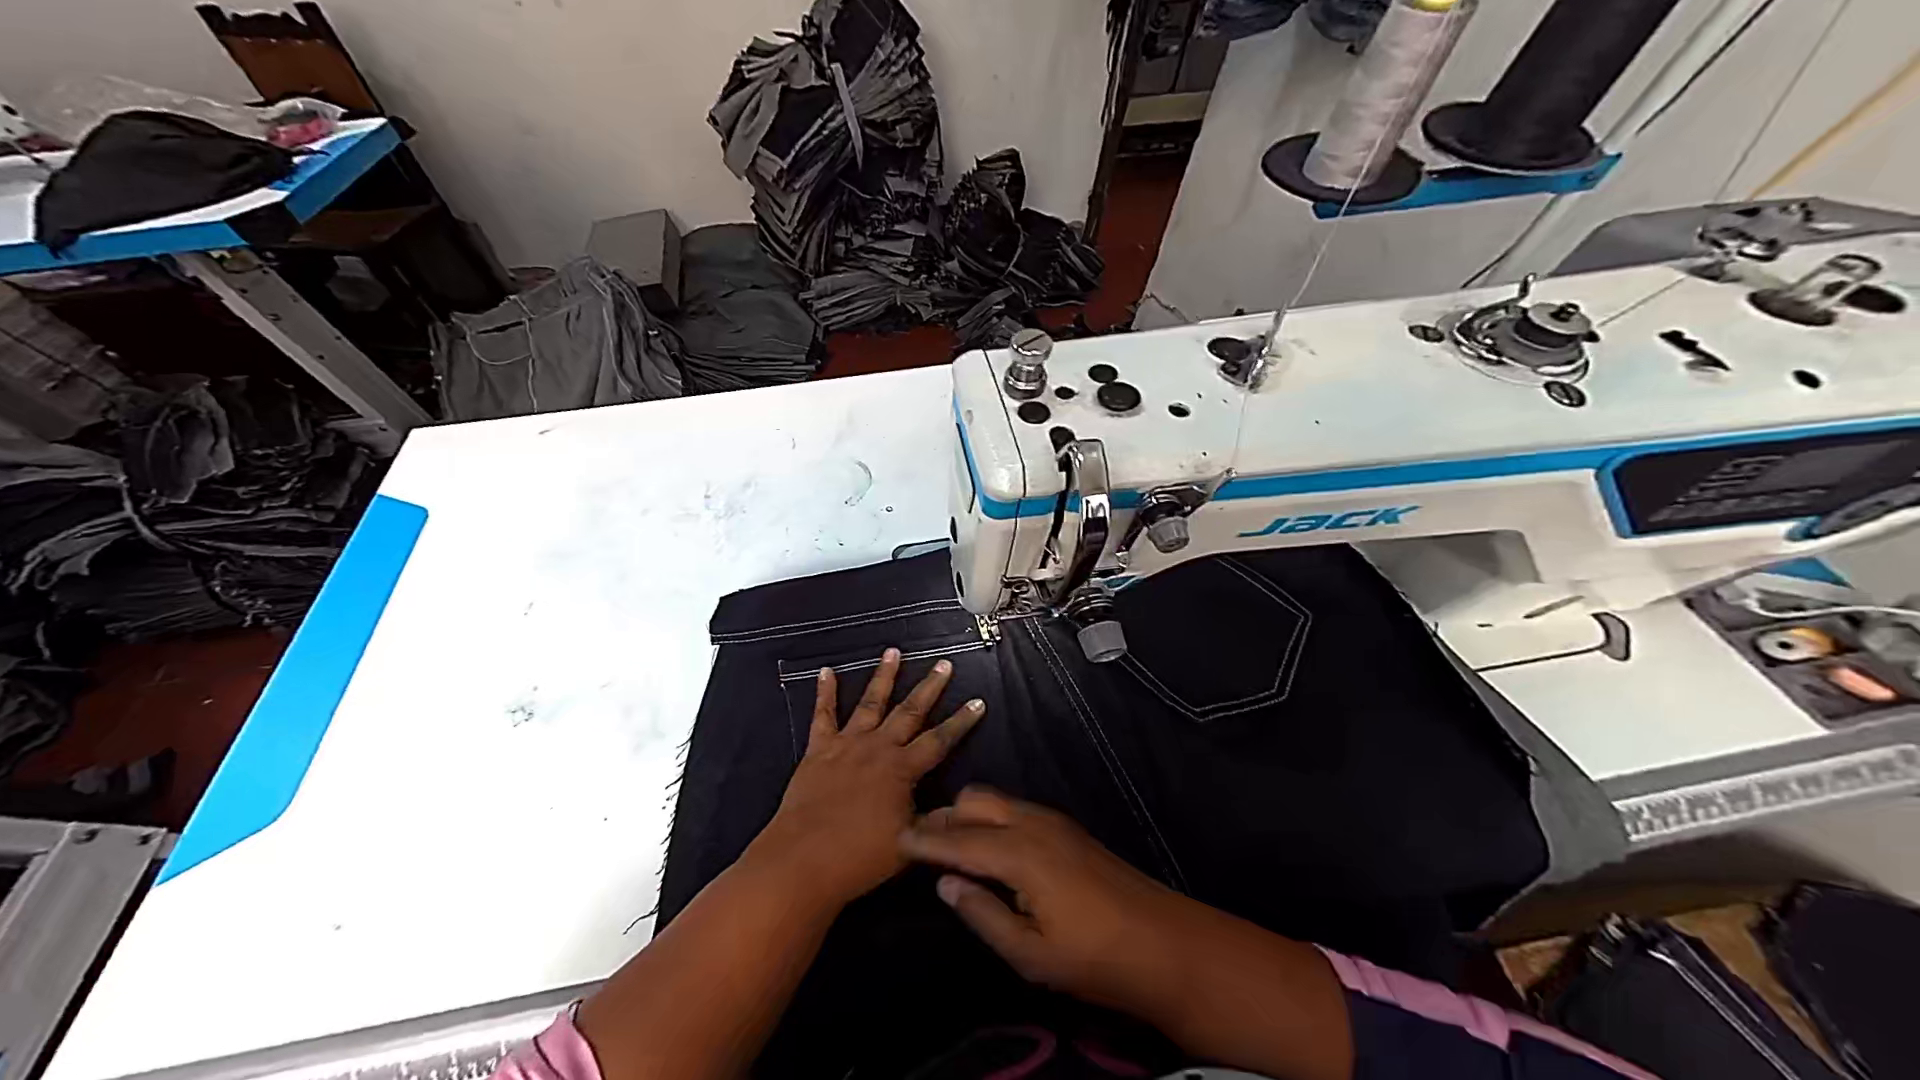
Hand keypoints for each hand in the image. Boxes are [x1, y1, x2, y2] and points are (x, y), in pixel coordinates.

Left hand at [750, 649, 985, 906]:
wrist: (803, 860)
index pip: (940, 740)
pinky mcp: (818, 750)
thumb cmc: (860, 857)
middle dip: (930, 687)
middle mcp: (877, 748)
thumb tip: (964, 809)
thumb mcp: (909, 843)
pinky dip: (825, 692)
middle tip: (944, 664)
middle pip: (909, 711)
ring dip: (884, 677)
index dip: (961, 721)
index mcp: (902, 769)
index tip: (978, 700)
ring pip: (870, 703)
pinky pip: (822, 715)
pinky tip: (827, 672)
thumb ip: (936, 822)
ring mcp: (846, 745)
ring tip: (893, 652)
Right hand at [902, 789, 1353, 1079]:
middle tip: (915, 840)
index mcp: (1019, 853)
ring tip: (944, 841)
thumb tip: (944, 882)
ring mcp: (1052, 820)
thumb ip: (981, 913)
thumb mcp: (1029, 953)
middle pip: (973, 801)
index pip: (957, 839)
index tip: (894, 837)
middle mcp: (1032, 823)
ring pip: (994, 799)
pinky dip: (988, 815)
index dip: (923, 839)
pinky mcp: (1065, 826)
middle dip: (942, 817)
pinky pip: (1013, 807)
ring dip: (965, 813)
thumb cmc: (1093, 958)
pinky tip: (984, 842)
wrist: (1164, 942)